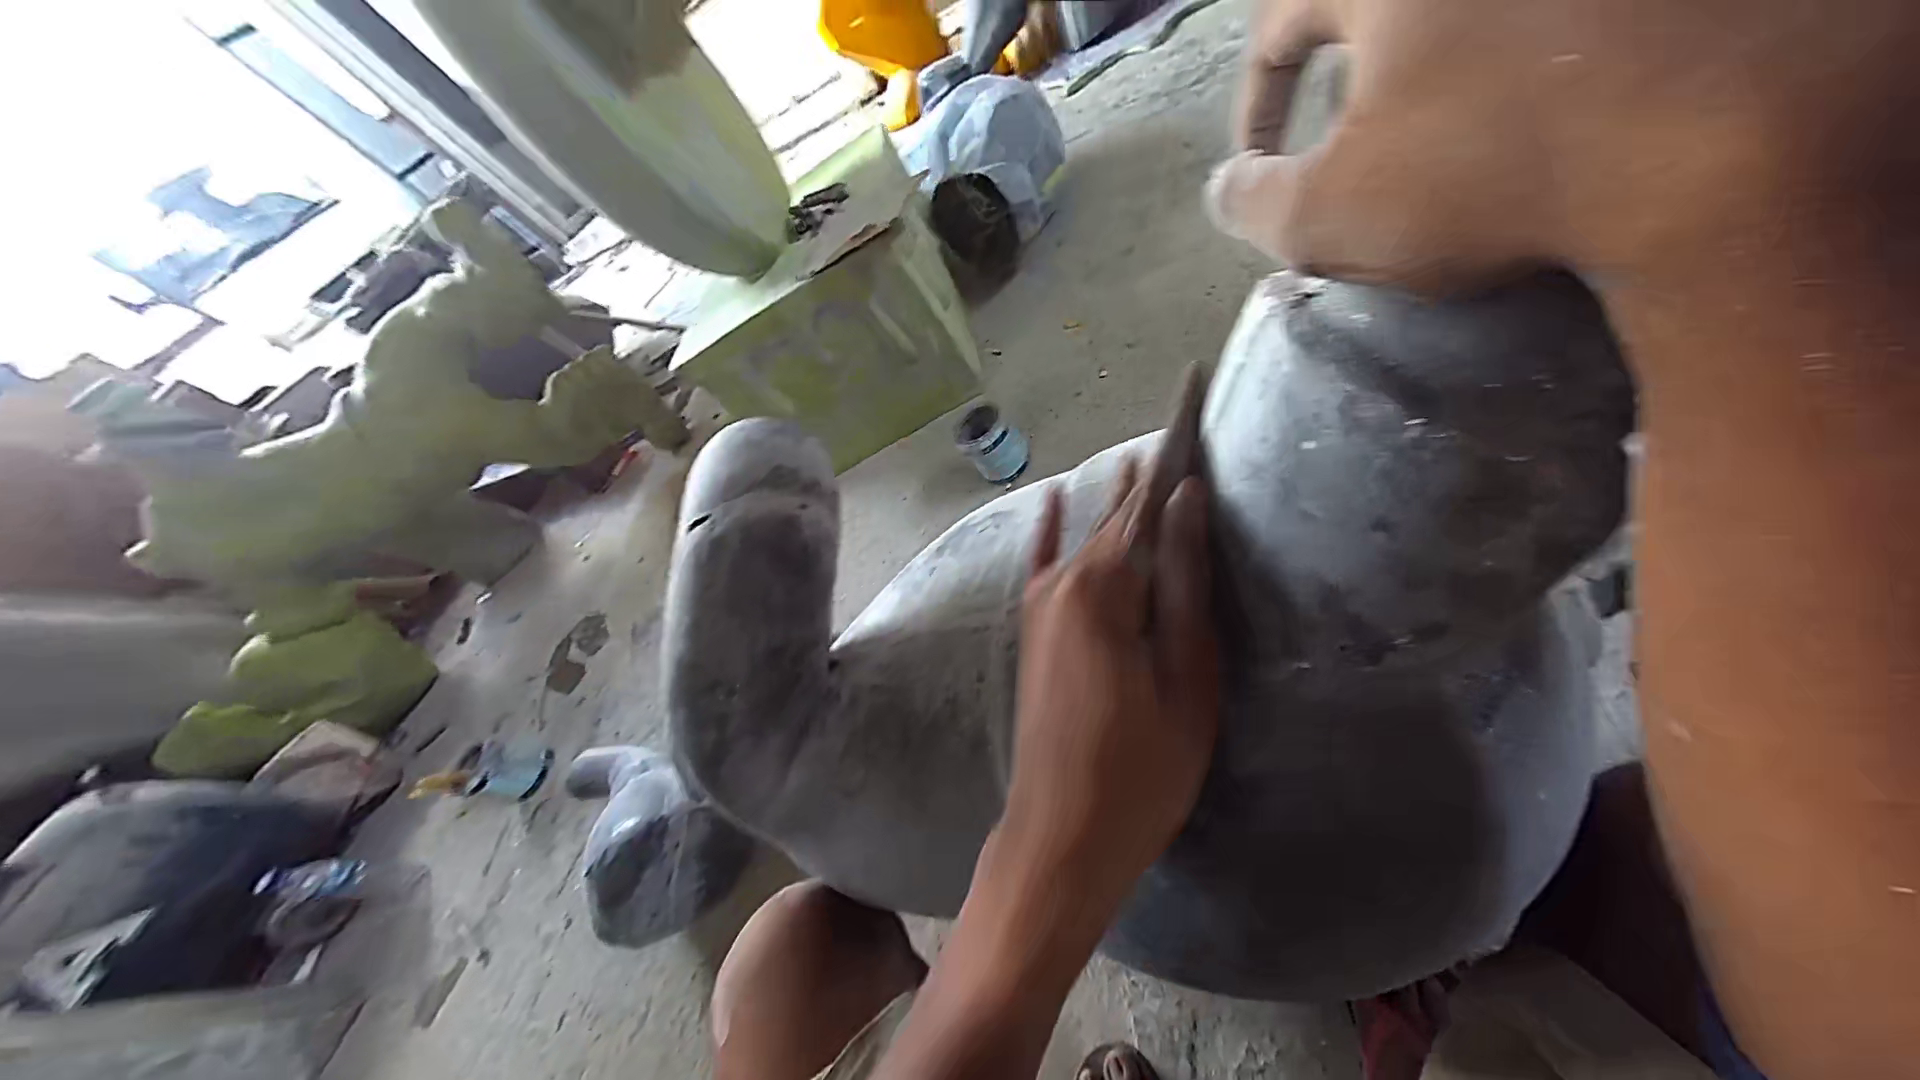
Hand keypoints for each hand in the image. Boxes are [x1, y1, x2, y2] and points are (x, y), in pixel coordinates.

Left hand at [998, 456, 1219, 906]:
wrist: (1060, 832)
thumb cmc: (1140, 770)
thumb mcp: (1185, 678)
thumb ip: (1181, 584)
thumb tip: (1186, 500)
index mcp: (1103, 588)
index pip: (1147, 502)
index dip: (1174, 451)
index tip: (1190, 393)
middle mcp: (1062, 583)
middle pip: (1117, 518)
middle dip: (1152, 476)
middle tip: (1183, 423)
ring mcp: (1040, 605)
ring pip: (1088, 538)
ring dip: (1119, 501)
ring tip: (1147, 455)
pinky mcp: (1033, 630)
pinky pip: (1045, 563)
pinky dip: (1054, 529)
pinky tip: (1055, 497)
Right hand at [1207, 0, 1919, 295]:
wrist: (1719, 148)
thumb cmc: (1484, 174)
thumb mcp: (1321, 217)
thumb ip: (1245, 202)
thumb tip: (1226, 185)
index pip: (1281, 23)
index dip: (1255, 103)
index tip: (1258, 164)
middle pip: (1368, 13)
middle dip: (1341, 88)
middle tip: (1344, 160)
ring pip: (1446, 28)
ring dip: (1419, 81)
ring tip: (1427, 153)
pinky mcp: (1613, 12)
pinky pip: (1527, 37)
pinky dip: (1498, 77)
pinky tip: (1510, 129)